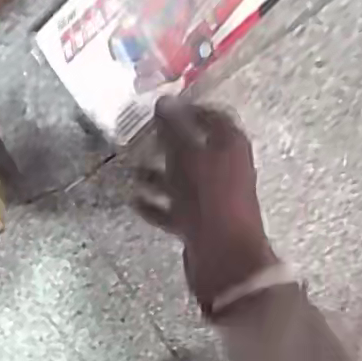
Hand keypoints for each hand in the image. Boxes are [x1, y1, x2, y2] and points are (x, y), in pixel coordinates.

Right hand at [134, 98, 278, 307]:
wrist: (224, 258)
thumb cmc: (210, 200)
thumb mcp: (189, 157)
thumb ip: (175, 129)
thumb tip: (163, 102)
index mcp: (230, 145)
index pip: (211, 115)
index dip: (186, 108)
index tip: (159, 108)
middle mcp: (224, 168)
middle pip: (193, 148)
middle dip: (165, 143)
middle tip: (138, 138)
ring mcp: (211, 198)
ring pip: (181, 179)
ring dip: (156, 175)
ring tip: (131, 171)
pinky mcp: (198, 223)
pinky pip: (174, 208)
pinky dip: (155, 204)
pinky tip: (134, 201)